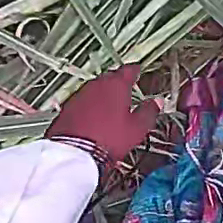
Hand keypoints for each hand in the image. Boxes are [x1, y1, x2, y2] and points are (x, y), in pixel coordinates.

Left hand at [46, 63, 160, 164]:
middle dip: (118, 82)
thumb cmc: (106, 140)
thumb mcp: (137, 128)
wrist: (73, 153)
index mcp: (116, 85)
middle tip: (125, 89)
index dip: (135, 70)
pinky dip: (89, 107)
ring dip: (102, 95)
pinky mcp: (66, 108)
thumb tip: (157, 103)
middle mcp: (96, 85)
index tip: (137, 70)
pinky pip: (81, 102)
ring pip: (94, 89)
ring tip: (110, 107)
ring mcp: (79, 96)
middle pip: (110, 77)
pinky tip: (92, 118)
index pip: (128, 70)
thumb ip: (148, 111)